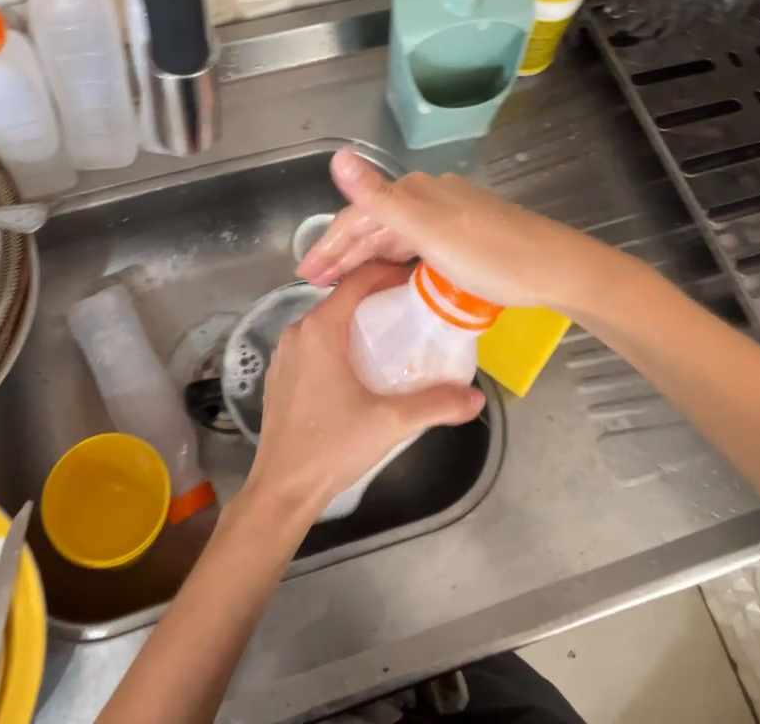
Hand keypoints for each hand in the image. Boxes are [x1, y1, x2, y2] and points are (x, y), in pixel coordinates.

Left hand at [244, 261, 485, 515]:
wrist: (283, 488)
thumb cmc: (332, 446)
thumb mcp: (391, 423)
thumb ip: (437, 405)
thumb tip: (477, 398)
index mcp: (319, 330)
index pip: (357, 280)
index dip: (389, 273)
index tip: (420, 280)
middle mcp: (297, 333)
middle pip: (342, 299)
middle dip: (379, 298)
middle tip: (416, 309)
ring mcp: (285, 356)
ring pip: (327, 323)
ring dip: (359, 322)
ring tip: (395, 336)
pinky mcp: (282, 377)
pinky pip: (315, 345)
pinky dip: (340, 343)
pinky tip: (363, 367)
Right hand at [295, 148, 597, 308]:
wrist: (555, 269)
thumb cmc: (490, 255)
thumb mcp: (428, 229)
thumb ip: (380, 198)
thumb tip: (338, 155)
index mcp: (415, 192)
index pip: (358, 216)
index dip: (329, 244)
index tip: (306, 274)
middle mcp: (428, 197)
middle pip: (374, 224)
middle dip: (341, 252)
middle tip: (314, 282)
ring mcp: (447, 217)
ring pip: (393, 236)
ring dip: (364, 258)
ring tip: (340, 283)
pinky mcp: (462, 237)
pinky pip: (412, 246)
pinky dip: (391, 261)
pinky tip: (388, 276)